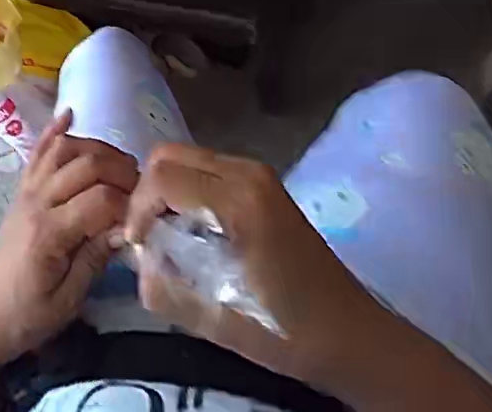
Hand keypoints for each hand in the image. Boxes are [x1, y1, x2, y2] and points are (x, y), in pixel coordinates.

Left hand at [0, 109, 138, 367]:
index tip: (146, 218)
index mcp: (50, 232)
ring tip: (123, 163)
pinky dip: (54, 131)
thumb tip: (127, 228)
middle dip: (120, 168)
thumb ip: (95, 259)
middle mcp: (37, 200)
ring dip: (96, 147)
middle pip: (84, 164)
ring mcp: (26, 191)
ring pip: (62, 150)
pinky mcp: (21, 190)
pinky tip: (69, 114)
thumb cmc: (25, 316)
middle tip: (144, 188)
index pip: (99, 200)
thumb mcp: (67, 301)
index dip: (129, 204)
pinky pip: (37, 153)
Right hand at [124, 145, 491, 411]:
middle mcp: (246, 172)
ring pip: (182, 155)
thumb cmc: (293, 332)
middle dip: (146, 191)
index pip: (162, 177)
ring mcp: (255, 170)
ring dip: (163, 187)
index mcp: (240, 202)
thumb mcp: (225, 325)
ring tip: (166, 230)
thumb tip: (133, 264)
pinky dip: (183, 185)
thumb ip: (169, 293)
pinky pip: (202, 164)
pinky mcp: (259, 178)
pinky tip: (192, 224)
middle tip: (147, 233)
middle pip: (167, 154)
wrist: (358, 337)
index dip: (137, 207)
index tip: (136, 243)